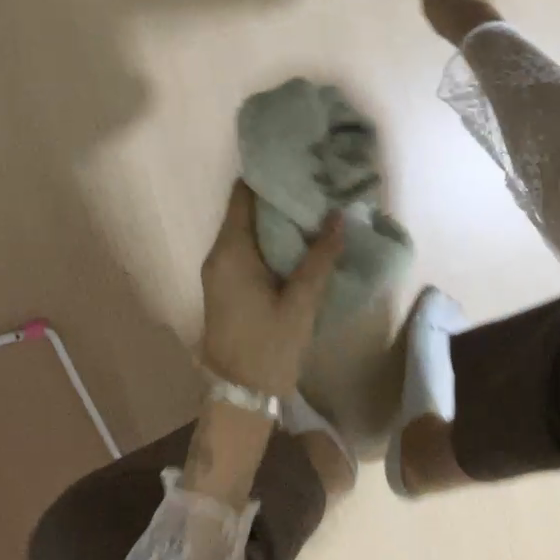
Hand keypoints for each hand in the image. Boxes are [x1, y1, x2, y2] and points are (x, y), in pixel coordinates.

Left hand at [199, 181, 346, 398]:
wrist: (240, 395)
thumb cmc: (268, 347)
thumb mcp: (301, 303)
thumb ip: (320, 258)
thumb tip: (340, 216)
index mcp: (231, 252)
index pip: (244, 195)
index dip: (269, 176)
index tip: (299, 164)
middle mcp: (219, 254)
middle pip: (245, 209)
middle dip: (278, 196)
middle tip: (315, 183)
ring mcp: (220, 270)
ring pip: (247, 229)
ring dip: (275, 218)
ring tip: (313, 206)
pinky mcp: (226, 284)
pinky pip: (246, 248)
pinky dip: (269, 238)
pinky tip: (299, 239)